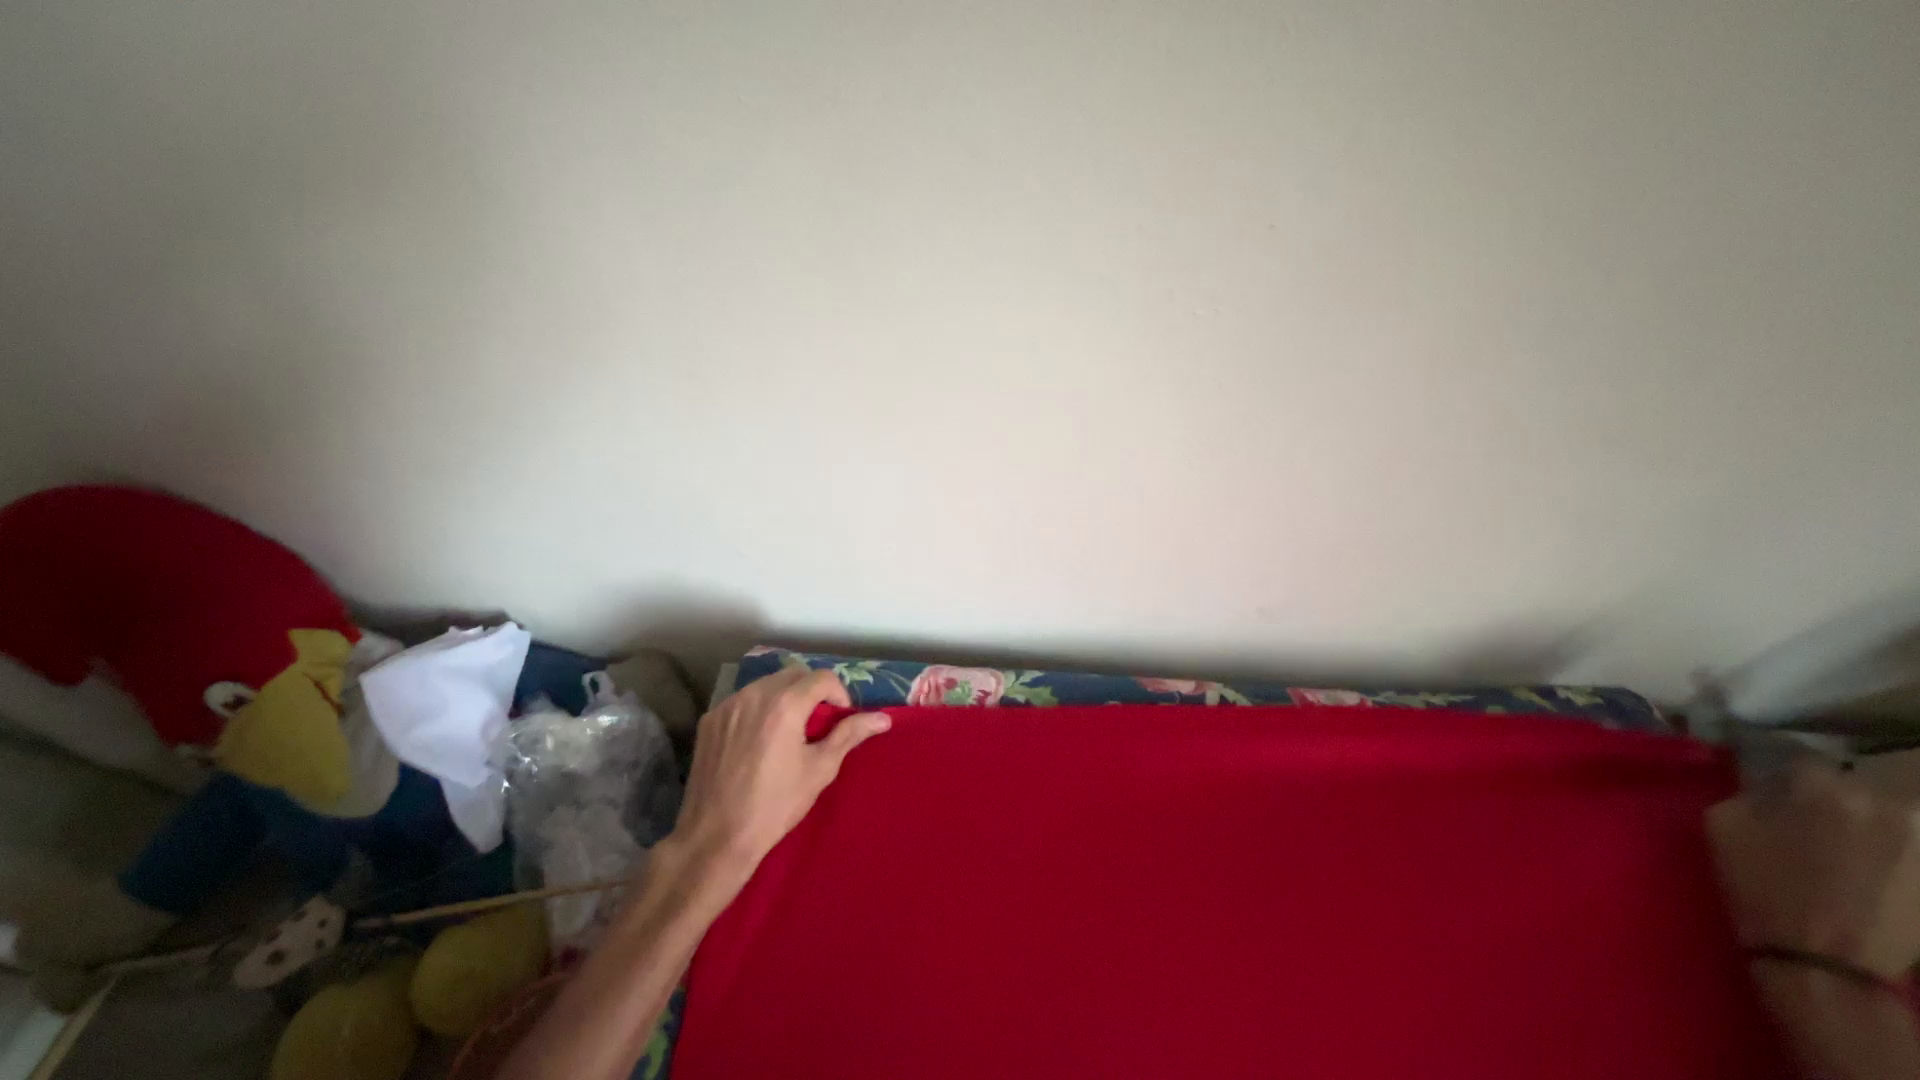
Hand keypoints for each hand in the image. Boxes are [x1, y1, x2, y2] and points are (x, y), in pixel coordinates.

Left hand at [672, 668, 890, 871]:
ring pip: (765, 684)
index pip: (822, 677)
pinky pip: (741, 701)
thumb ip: (849, 735)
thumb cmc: (776, 805)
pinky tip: (758, 740)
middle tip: (817, 723)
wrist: (717, 836)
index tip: (839, 720)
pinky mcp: (709, 720)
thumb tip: (882, 718)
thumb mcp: (820, 769)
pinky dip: (757, 709)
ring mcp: (727, 706)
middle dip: (811, 691)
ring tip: (788, 731)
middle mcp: (754, 694)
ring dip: (784, 697)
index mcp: (785, 704)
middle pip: (793, 675)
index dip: (839, 694)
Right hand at [1709, 759, 1919, 978]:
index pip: (1801, 759)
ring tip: (1842, 852)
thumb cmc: (1763, 891)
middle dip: (1830, 800)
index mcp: (1826, 789)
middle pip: (1852, 786)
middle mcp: (1885, 805)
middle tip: (1808, 822)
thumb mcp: (1724, 829)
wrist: (1826, 966)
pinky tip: (1866, 875)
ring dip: (1865, 826)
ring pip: (1886, 817)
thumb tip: (1763, 785)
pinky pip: (1907, 848)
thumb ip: (1746, 794)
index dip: (1783, 773)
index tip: (1772, 787)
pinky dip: (1889, 854)